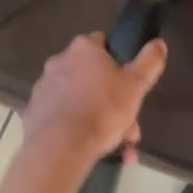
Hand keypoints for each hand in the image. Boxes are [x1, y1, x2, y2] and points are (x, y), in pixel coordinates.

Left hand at [21, 33, 167, 163]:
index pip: (102, 43)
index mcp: (84, 49)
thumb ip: (150, 61)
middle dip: (111, 100)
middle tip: (127, 126)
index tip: (126, 83)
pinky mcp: (33, 114)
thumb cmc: (102, 109)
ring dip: (95, 118)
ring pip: (77, 100)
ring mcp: (43, 88)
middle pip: (90, 76)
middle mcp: (59, 61)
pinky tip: (88, 150)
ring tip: (113, 146)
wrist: (59, 148)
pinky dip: (74, 129)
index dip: (117, 61)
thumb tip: (159, 43)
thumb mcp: (136, 85)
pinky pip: (60, 117)